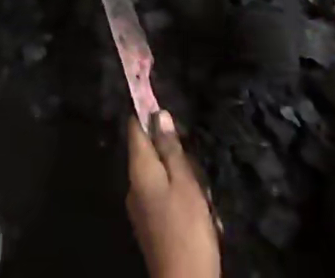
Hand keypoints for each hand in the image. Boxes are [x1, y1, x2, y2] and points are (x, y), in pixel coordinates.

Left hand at [126, 110, 219, 277]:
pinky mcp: (150, 224)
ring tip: (201, 197)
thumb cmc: (186, 229)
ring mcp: (139, 206)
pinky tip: (199, 214)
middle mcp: (132, 183)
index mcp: (138, 168)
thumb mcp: (185, 184)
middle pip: (148, 151)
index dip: (147, 113)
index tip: (165, 105)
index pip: (135, 128)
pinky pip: (163, 197)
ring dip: (180, 179)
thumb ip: (171, 149)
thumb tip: (159, 115)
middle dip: (172, 153)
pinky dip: (180, 199)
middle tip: (195, 169)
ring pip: (159, 175)